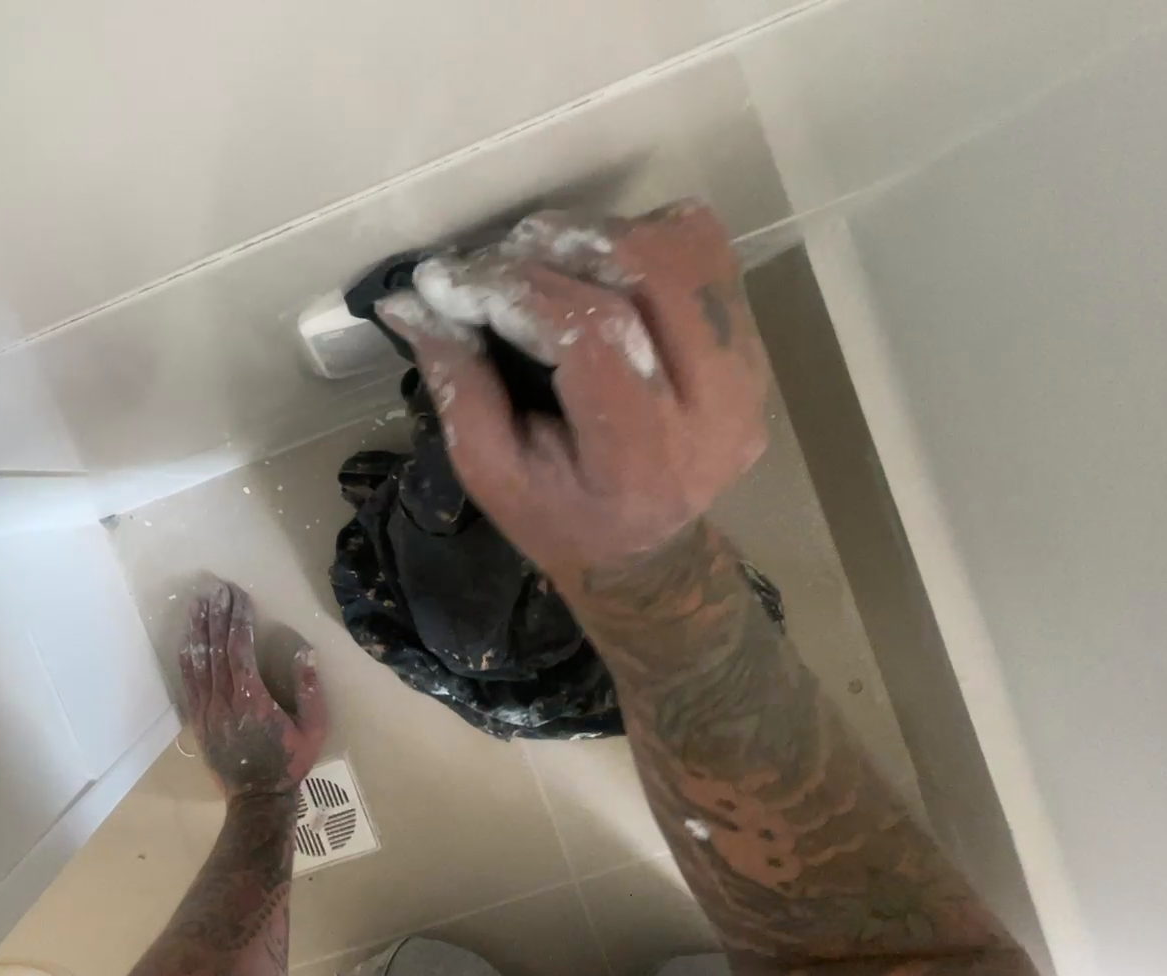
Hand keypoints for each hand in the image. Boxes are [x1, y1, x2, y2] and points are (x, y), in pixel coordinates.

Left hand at [179, 578, 328, 802]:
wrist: (257, 798)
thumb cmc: (289, 761)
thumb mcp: (313, 728)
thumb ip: (309, 690)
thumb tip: (306, 653)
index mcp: (252, 698)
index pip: (240, 647)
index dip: (238, 618)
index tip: (239, 595)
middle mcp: (224, 699)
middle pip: (216, 648)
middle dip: (217, 614)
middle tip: (217, 588)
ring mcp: (206, 709)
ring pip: (197, 661)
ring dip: (198, 629)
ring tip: (198, 602)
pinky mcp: (197, 719)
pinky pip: (188, 682)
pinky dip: (186, 656)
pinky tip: (187, 638)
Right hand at [374, 201, 768, 590]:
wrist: (642, 550)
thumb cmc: (554, 518)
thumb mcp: (489, 470)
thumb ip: (456, 385)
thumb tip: (410, 301)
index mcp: (638, 456)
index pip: (590, 337)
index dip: (516, 291)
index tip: (448, 279)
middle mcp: (714, 408)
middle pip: (646, 275)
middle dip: (554, 247)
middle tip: (489, 259)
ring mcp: (749, 374)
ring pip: (683, 250)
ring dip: (598, 233)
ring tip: (535, 254)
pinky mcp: (756, 350)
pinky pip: (707, 255)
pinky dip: (645, 238)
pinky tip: (594, 267)